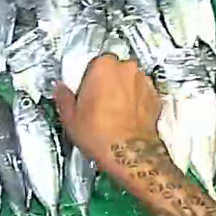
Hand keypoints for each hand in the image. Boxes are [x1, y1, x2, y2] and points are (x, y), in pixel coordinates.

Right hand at [53, 55, 163, 177]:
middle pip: (113, 69)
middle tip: (95, 101)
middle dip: (105, 82)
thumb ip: (64, 97)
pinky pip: (141, 94)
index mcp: (103, 66)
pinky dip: (135, 102)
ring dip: (121, 90)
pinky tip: (124, 117)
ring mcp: (143, 82)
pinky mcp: (155, 97)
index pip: (93, 62)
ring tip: (110, 112)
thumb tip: (60, 91)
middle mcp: (126, 69)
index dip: (87, 77)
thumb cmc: (102, 134)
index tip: (82, 89)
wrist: (130, 153)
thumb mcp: (70, 116)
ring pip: (128, 80)